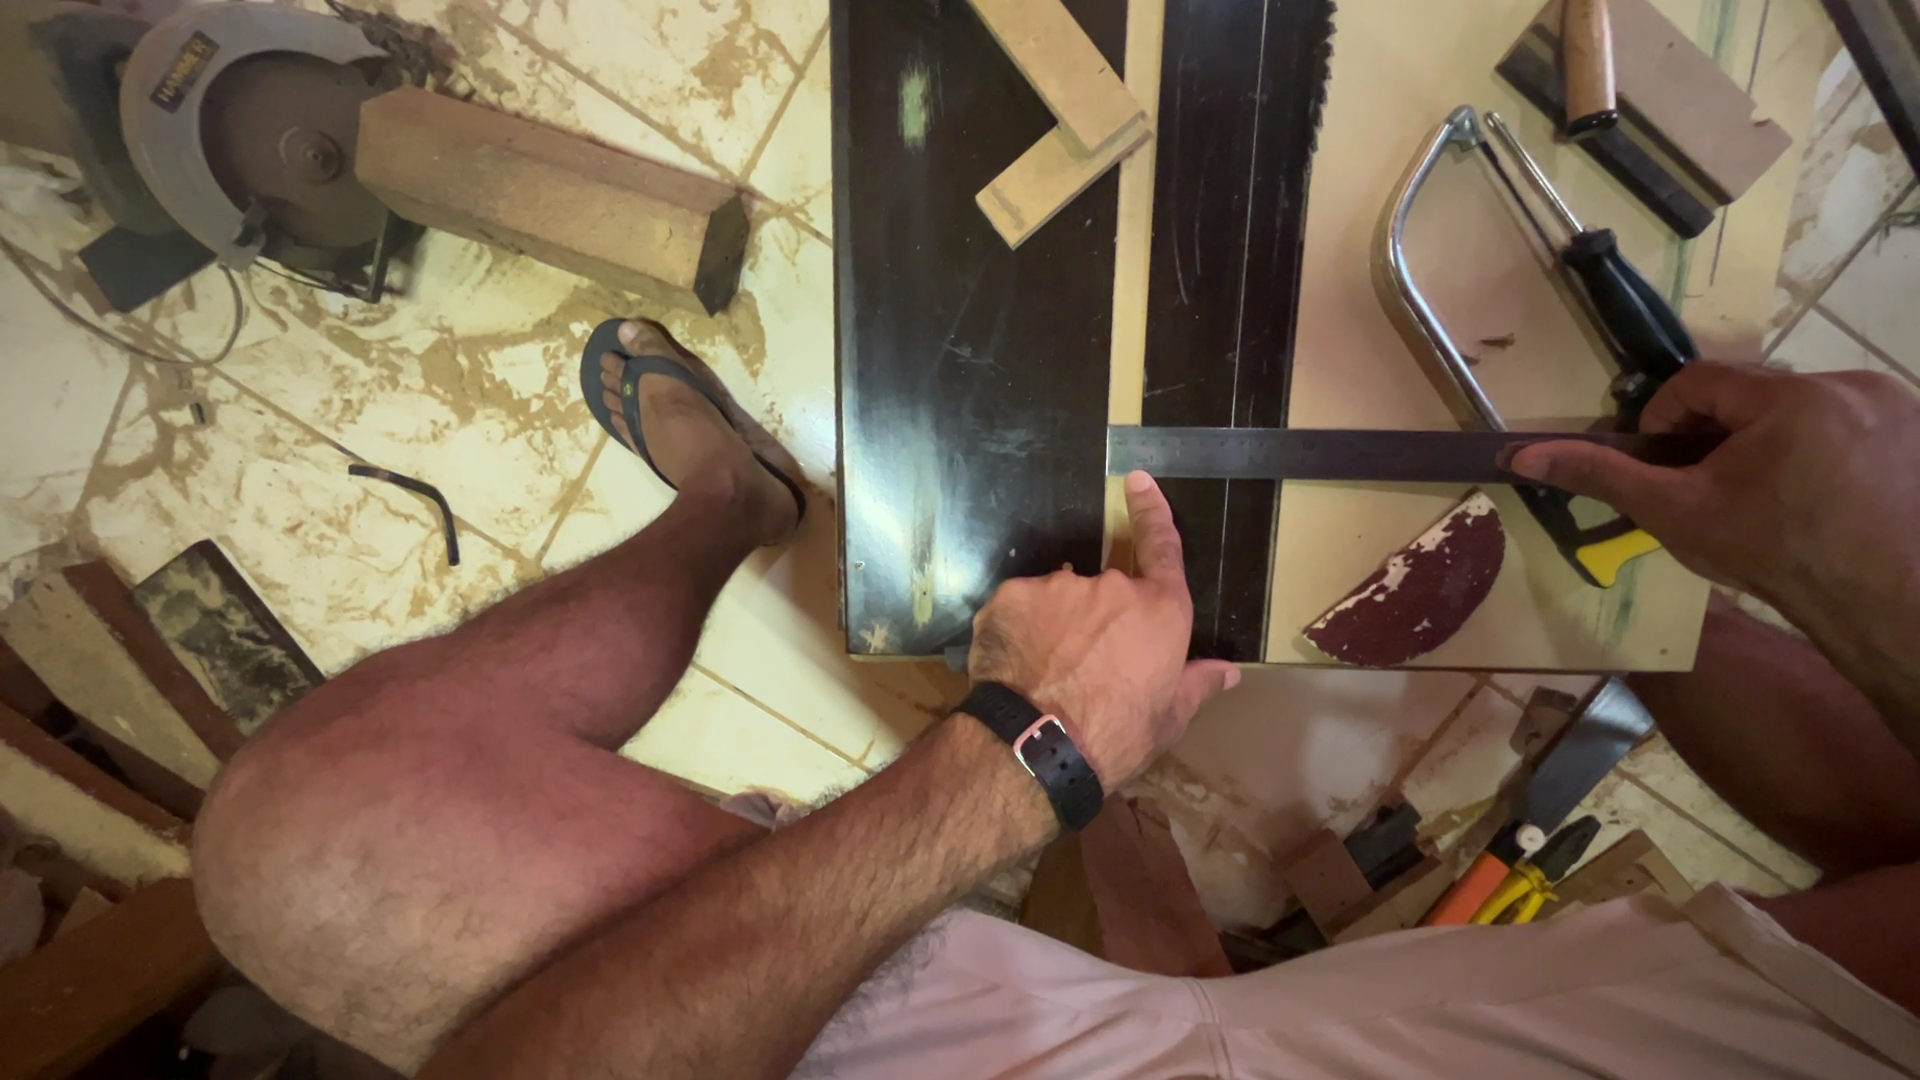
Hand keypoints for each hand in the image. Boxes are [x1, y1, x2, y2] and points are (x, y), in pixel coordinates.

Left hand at [966, 472, 1241, 788]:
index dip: (1152, 511)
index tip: (1138, 481)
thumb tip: (1229, 670)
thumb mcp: (1168, 718)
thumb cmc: (1115, 736)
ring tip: (1046, 669)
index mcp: (1158, 610)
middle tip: (1082, 665)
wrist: (1038, 746)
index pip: (1162, 546)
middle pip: (1105, 589)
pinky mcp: (1013, 595)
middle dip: (1096, 618)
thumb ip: (1197, 683)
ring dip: (1056, 623)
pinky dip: (1020, 628)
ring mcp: (1058, 586)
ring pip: (1060, 598)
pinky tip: (1017, 663)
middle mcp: (1110, 586)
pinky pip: (1020, 606)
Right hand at [1508, 362, 1919, 624]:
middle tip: (1706, 486)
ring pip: (1799, 408)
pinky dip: (1816, 450)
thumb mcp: (1670, 510)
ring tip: (1759, 495)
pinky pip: (1847, 423)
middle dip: (1715, 434)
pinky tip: (1812, 497)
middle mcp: (1856, 386)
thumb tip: (1521, 455)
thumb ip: (1599, 473)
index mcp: (1792, 397)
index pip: (1698, 380)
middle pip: (1751, 393)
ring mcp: (1902, 408)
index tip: (1664, 466)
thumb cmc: (1771, 549)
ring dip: (1764, 441)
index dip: (1661, 421)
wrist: (1889, 600)